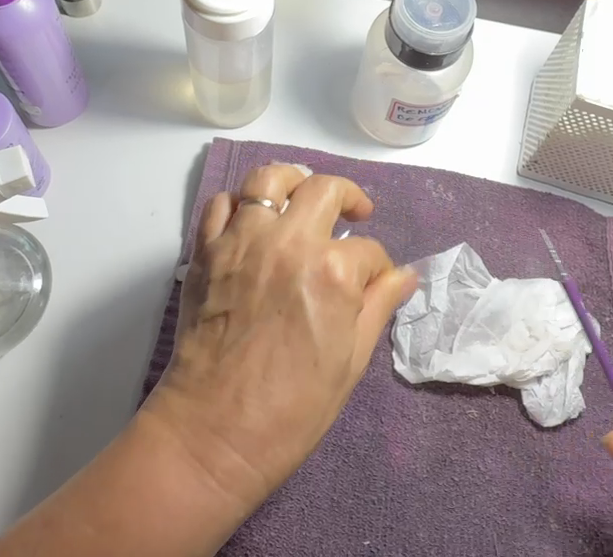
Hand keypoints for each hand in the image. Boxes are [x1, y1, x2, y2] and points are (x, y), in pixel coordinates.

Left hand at [139, 165, 418, 514]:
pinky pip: (221, 204)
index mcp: (332, 271)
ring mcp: (242, 241)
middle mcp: (289, 242)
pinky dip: (239, 204)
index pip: (368, 250)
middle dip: (348, 196)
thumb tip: (406, 274)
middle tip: (354, 212)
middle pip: (324, 190)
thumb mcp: (351, 360)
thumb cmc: (292, 408)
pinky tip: (252, 222)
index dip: (377, 268)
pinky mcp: (206, 251)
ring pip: (268, 179)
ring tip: (302, 196)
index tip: (375, 283)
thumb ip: (378, 305)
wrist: (213, 434)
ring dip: (293, 181)